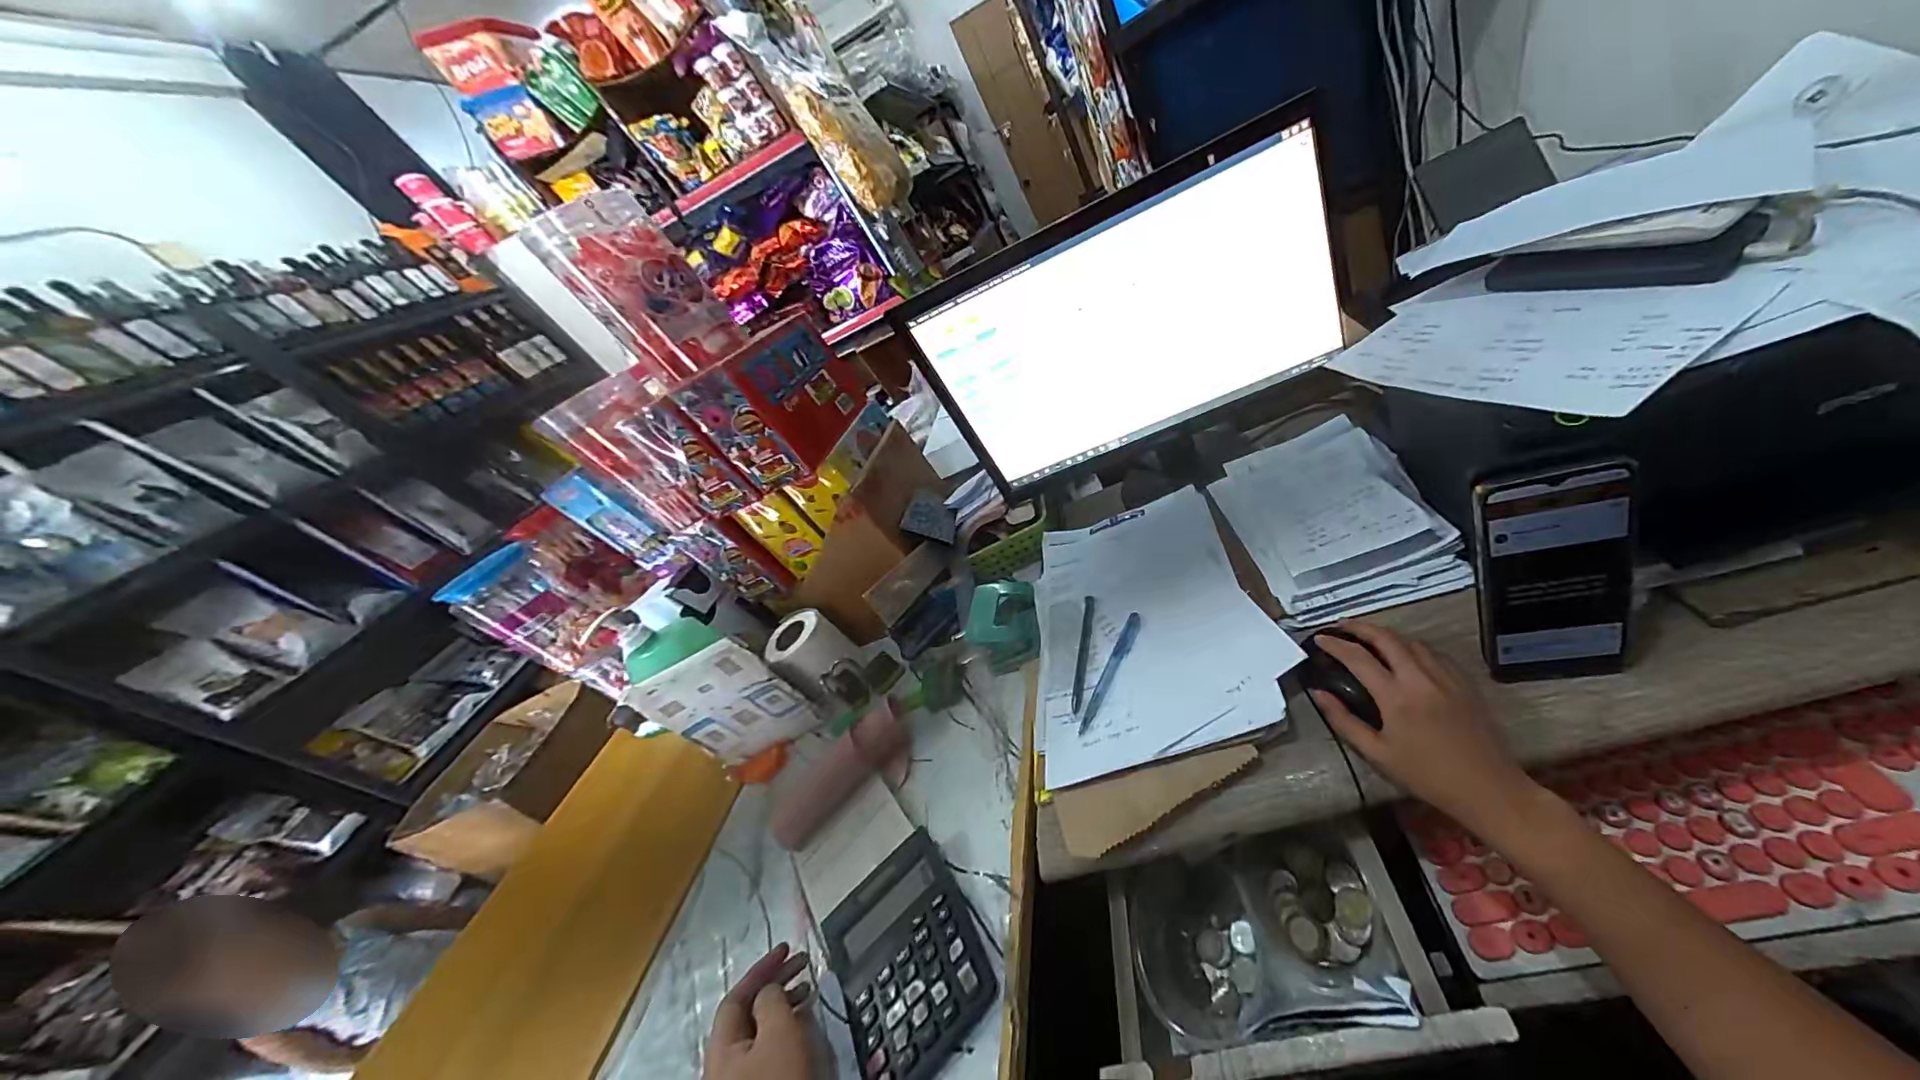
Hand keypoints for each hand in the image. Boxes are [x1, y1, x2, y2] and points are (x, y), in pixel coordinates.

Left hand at [704, 944, 817, 1079]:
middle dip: (776, 985)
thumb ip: (772, 1001)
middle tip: (804, 966)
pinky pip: (773, 1054)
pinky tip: (808, 1032)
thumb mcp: (778, 1032)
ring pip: (763, 1034)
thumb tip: (770, 989)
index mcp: (722, 1046)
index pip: (737, 996)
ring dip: (786, 1008)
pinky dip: (790, 1034)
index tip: (788, 948)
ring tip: (810, 995)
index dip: (762, 968)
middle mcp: (726, 1065)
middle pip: (748, 1014)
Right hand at [1309, 622, 1533, 830]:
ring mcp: (1447, 678)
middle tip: (1340, 627)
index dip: (1334, 645)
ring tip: (1368, 637)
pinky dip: (1412, 646)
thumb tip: (1318, 693)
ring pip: (1412, 642)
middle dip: (1360, 628)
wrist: (1489, 789)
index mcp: (1396, 696)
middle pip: (1386, 638)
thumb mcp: (1376, 753)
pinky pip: (1434, 653)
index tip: (1319, 639)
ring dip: (1386, 634)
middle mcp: (1421, 679)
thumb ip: (1343, 720)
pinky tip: (1405, 654)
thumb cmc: (1426, 775)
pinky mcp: (1465, 683)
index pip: (1358, 658)